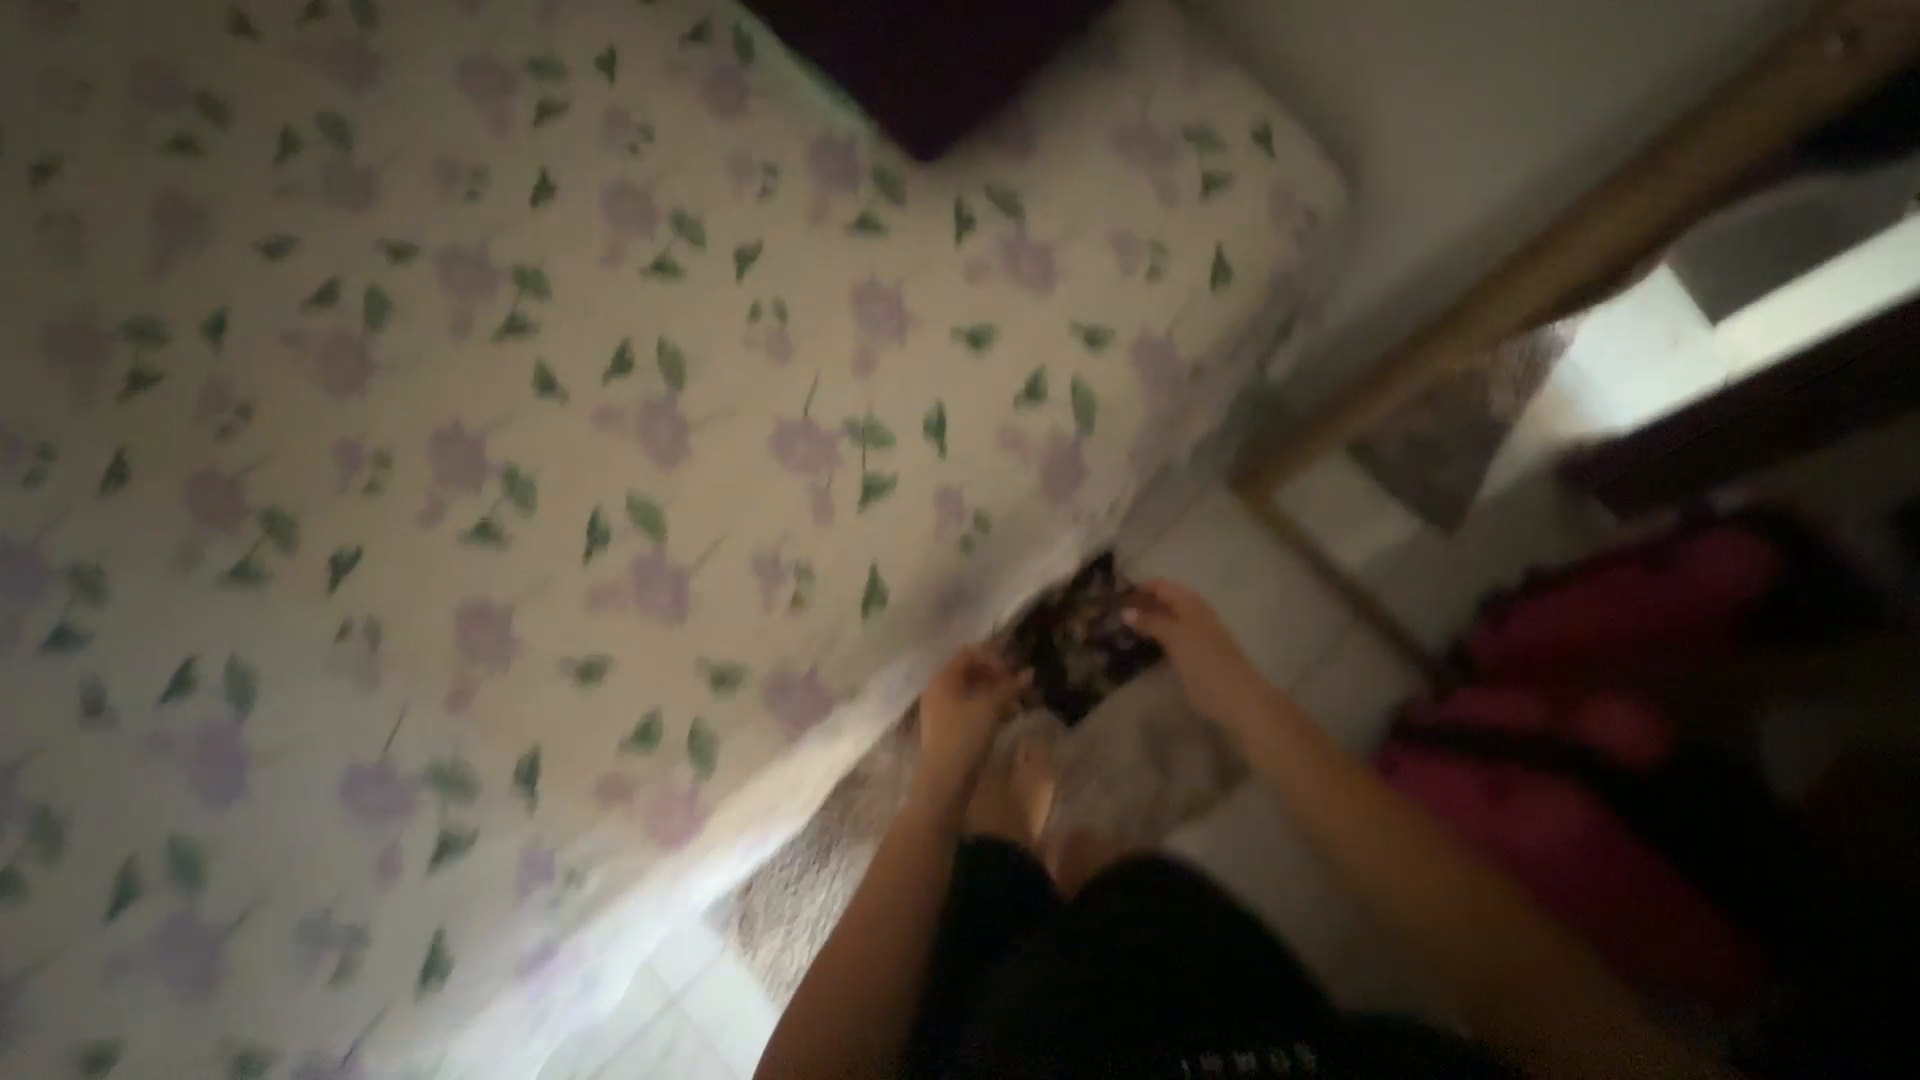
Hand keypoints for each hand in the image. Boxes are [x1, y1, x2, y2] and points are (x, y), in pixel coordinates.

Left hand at [912, 646, 1030, 809]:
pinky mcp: (948, 729)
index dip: (993, 659)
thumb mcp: (990, 708)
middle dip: (998, 678)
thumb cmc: (965, 736)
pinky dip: (988, 710)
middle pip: (971, 673)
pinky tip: (1007, 719)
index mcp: (943, 678)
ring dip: (996, 695)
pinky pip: (970, 710)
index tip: (1012, 675)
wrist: (944, 780)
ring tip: (1018, 706)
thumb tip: (1030, 672)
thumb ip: (1010, 687)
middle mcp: (939, 690)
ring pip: (972, 693)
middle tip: (1020, 690)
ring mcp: (941, 710)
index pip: (969, 654)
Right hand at [1123, 579, 1271, 732]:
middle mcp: (1193, 615)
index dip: (1139, 587)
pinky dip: (1152, 640)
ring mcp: (1194, 637)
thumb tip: (1125, 611)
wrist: (1238, 700)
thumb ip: (1152, 622)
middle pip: (1162, 602)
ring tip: (1116, 629)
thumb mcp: (1177, 638)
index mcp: (1191, 605)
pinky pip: (1167, 640)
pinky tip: (1136, 647)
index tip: (1112, 596)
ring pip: (1164, 622)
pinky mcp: (1192, 656)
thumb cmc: (1207, 664)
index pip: (1161, 586)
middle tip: (1109, 614)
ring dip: (1144, 623)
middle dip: (1139, 605)